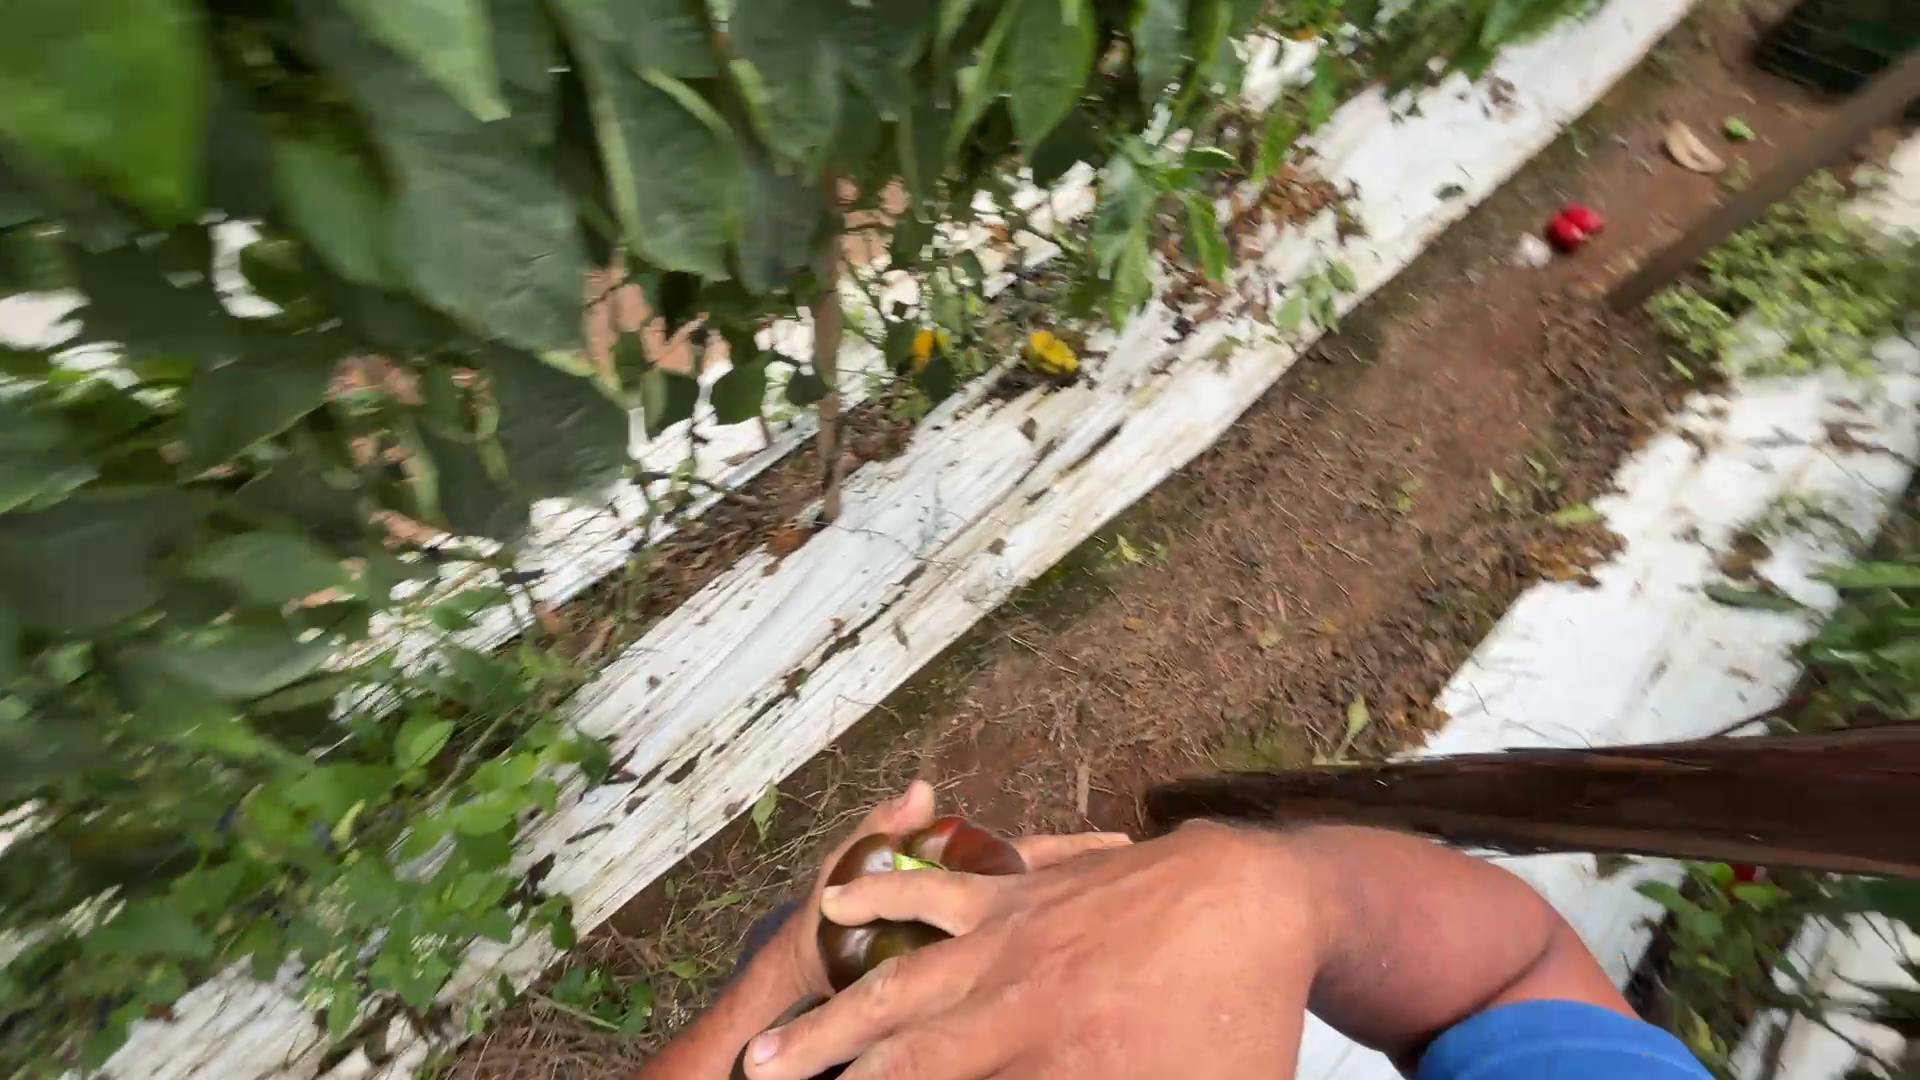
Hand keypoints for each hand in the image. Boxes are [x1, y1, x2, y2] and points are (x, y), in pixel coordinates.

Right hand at [743, 821, 1317, 1079]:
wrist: (1253, 899)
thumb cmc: (1243, 1020)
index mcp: (1066, 1065)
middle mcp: (1019, 1002)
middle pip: (903, 1059)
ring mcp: (1011, 934)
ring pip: (899, 981)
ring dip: (830, 1022)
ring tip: (764, 1056)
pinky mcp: (1017, 887)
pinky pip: (935, 889)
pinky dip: (880, 897)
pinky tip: (836, 899)